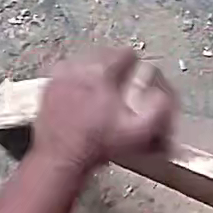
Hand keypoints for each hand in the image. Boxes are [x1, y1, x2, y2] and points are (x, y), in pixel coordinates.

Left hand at [30, 49, 175, 174]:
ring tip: (103, 88)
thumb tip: (164, 93)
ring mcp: (60, 77)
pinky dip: (77, 79)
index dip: (136, 66)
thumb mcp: (140, 130)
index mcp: (102, 72)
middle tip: (121, 84)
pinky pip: (67, 73)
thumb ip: (159, 108)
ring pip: (86, 61)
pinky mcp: (48, 88)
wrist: (61, 159)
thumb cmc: (98, 144)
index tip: (136, 77)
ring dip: (96, 71)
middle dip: (115, 66)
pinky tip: (83, 95)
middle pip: (106, 54)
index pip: (126, 54)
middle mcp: (79, 68)